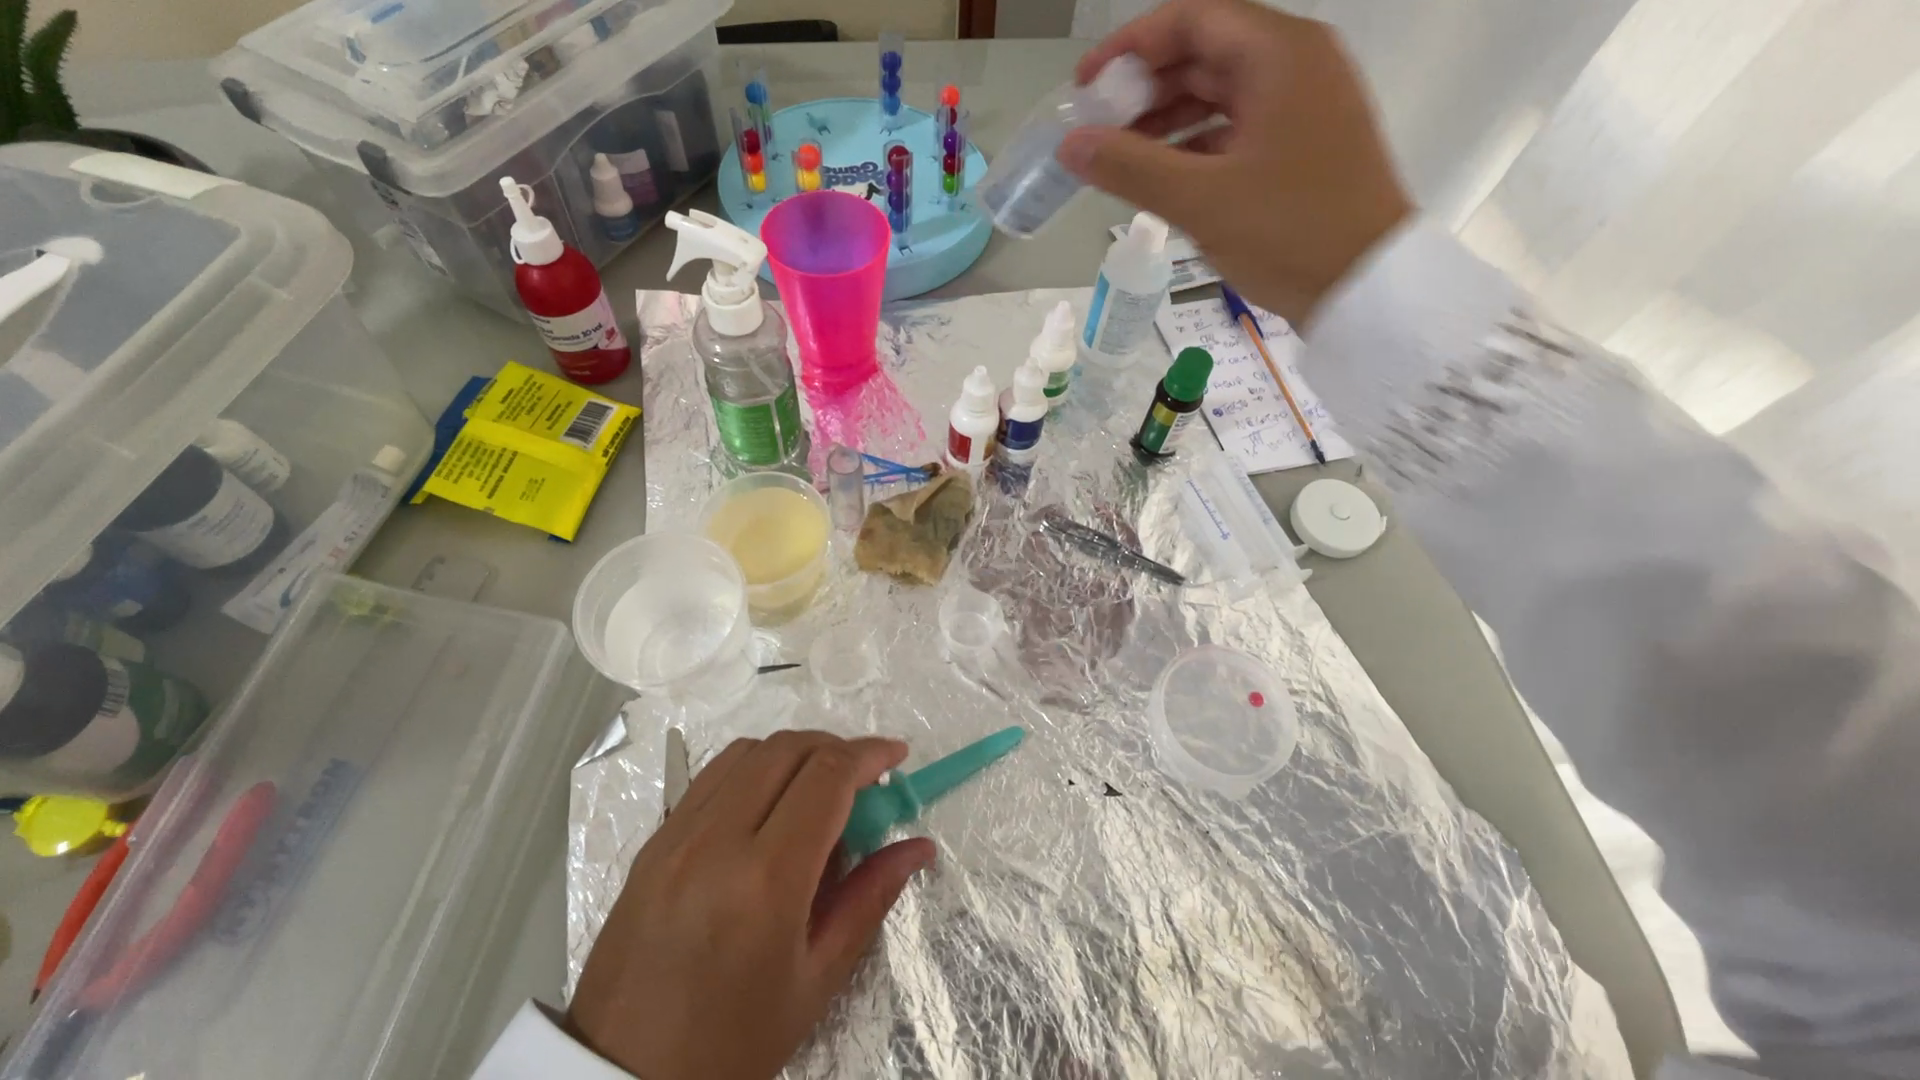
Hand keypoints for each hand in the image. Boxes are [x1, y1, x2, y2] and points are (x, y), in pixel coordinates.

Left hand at [568, 732, 936, 1079]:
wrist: (623, 1073)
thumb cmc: (734, 1039)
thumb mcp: (817, 978)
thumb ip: (870, 898)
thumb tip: (919, 847)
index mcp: (766, 879)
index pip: (827, 776)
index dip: (869, 754)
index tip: (898, 756)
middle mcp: (716, 840)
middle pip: (787, 748)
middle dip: (836, 747)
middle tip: (866, 776)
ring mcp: (676, 836)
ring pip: (745, 752)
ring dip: (793, 752)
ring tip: (820, 788)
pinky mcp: (652, 842)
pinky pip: (710, 778)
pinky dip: (752, 770)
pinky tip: (770, 807)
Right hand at [1061, 0, 1413, 324]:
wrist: (1368, 289)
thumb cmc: (1289, 233)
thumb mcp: (1200, 200)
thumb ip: (1129, 167)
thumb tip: (1069, 146)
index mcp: (1279, 53)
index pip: (1190, 20)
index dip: (1129, 47)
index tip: (1086, 87)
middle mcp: (1297, 63)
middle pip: (1204, 52)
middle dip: (1144, 88)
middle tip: (1096, 129)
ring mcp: (1305, 103)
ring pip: (1219, 92)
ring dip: (1165, 119)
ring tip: (1119, 158)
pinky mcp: (1304, 142)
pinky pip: (1238, 125)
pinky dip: (1196, 143)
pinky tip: (1161, 176)